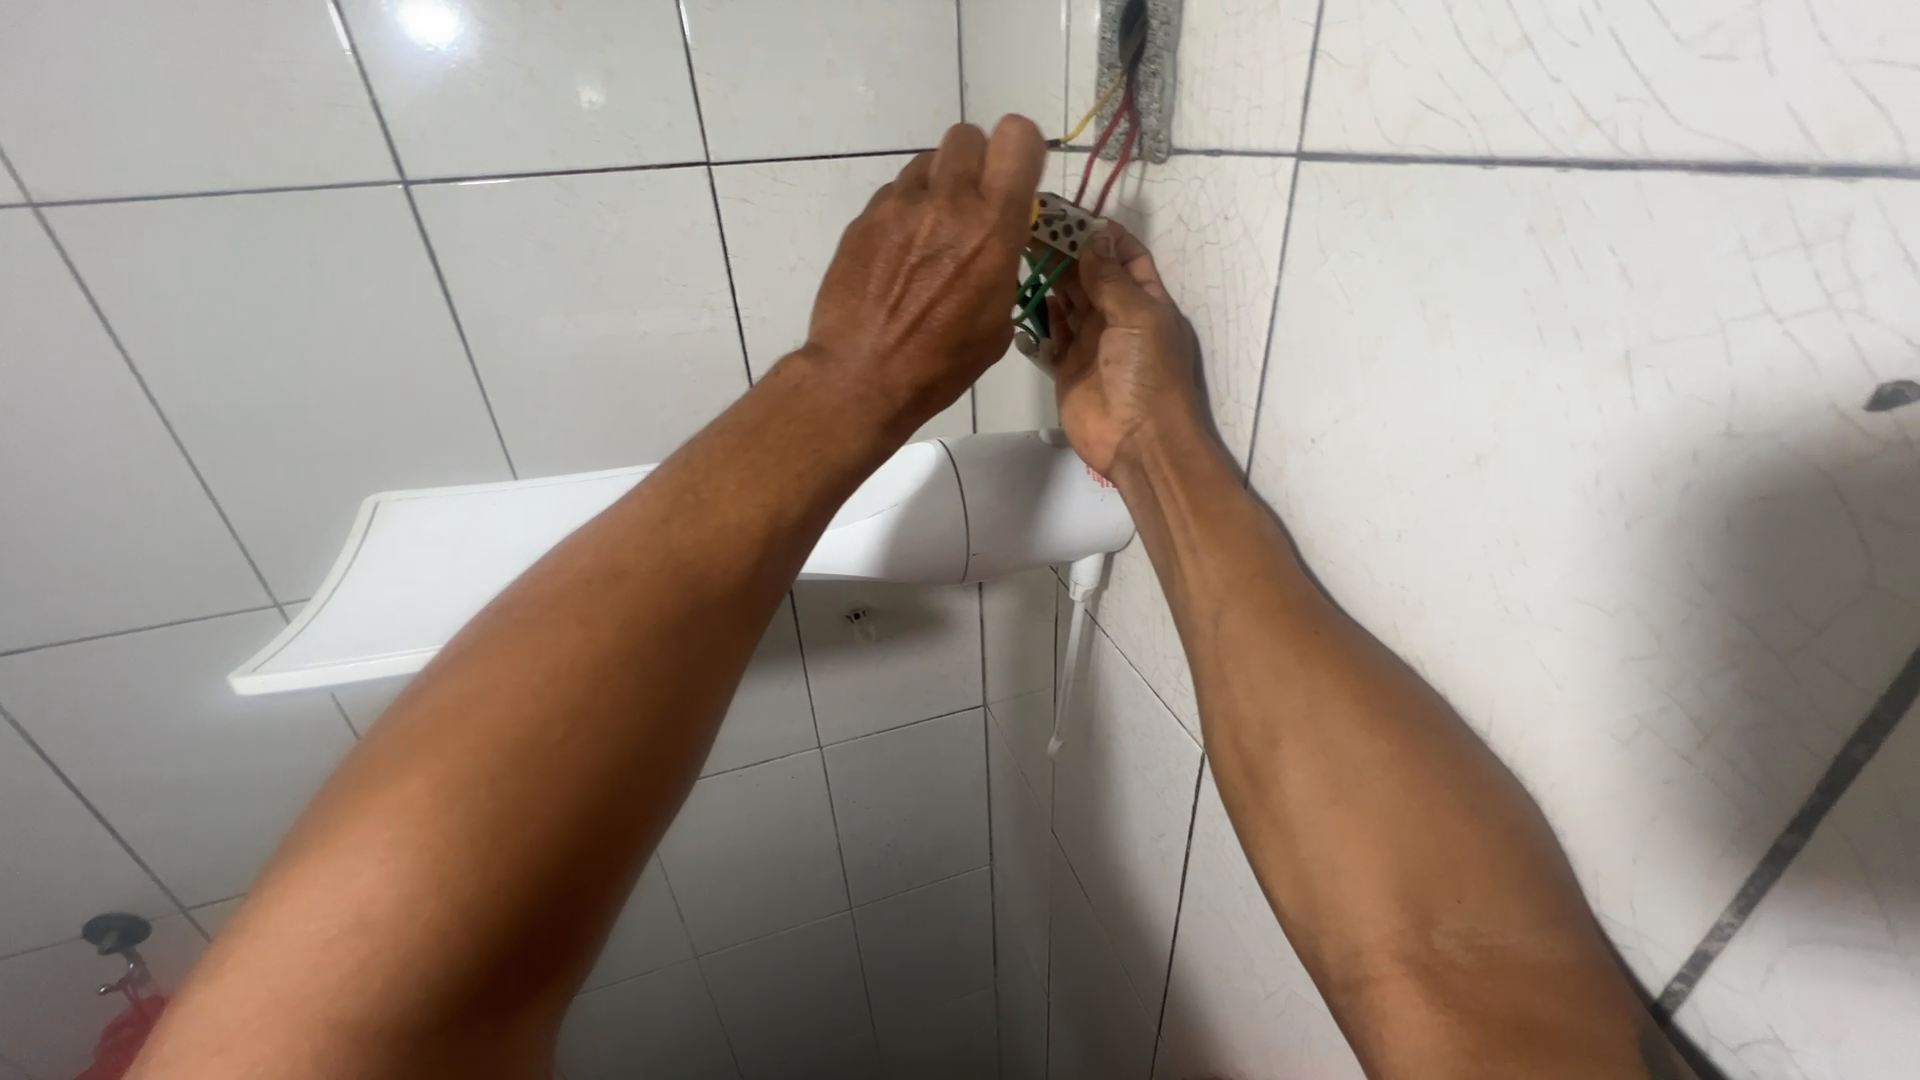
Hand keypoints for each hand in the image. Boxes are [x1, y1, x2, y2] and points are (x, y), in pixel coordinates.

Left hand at [803, 117, 1046, 435]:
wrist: (863, 375)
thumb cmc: (940, 365)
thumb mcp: (996, 325)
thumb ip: (1002, 266)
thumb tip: (994, 246)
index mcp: (992, 229)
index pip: (1018, 138)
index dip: (1020, 152)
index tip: (1015, 180)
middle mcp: (948, 203)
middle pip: (967, 136)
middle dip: (975, 163)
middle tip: (971, 204)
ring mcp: (900, 206)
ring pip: (927, 162)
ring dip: (937, 187)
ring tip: (930, 234)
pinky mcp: (864, 218)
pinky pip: (894, 195)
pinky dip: (903, 214)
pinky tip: (897, 255)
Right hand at [1043, 223, 1210, 478]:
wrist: (1138, 440)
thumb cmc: (1147, 374)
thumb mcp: (1137, 316)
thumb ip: (1111, 278)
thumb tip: (1093, 238)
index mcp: (1145, 300)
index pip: (1125, 256)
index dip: (1100, 235)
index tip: (1069, 214)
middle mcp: (1117, 317)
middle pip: (1090, 275)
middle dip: (1066, 252)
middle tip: (1032, 226)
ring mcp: (1091, 343)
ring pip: (1067, 302)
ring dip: (1049, 279)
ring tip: (1020, 251)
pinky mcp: (1066, 367)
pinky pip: (1051, 335)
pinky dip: (1040, 317)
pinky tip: (1022, 295)